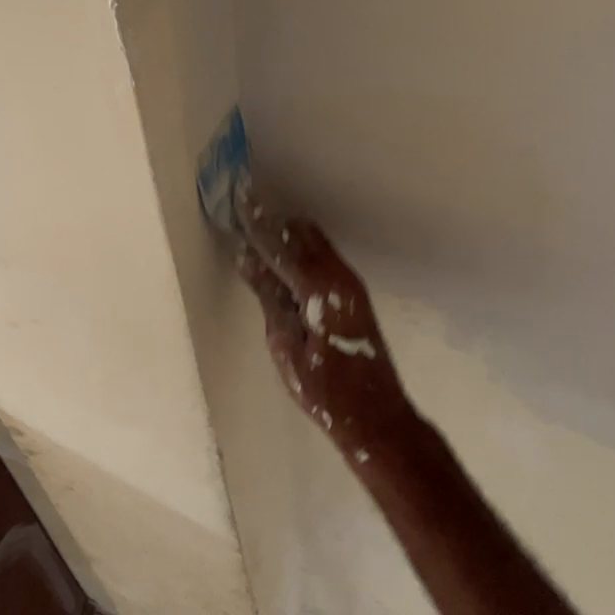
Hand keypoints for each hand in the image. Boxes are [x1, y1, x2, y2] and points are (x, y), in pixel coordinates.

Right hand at [234, 191, 415, 455]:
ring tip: (256, 228)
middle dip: (273, 223)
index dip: (257, 223)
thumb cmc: (324, 388)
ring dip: (286, 235)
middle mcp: (339, 277)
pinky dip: (299, 249)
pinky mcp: (352, 295)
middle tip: (244, 208)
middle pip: (302, 235)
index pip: (281, 246)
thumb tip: (247, 258)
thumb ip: (269, 297)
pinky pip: (321, 257)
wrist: (376, 416)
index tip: (239, 198)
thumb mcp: (285, 344)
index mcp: (320, 289)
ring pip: (314, 244)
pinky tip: (280, 257)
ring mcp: (350, 284)